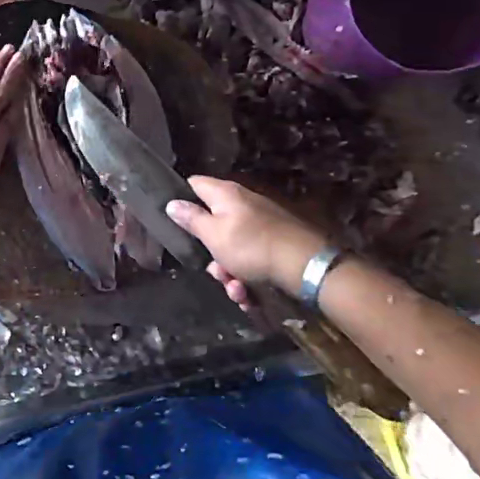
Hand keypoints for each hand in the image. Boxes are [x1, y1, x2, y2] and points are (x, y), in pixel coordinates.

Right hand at [165, 176, 327, 307]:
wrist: (308, 267)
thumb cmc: (251, 246)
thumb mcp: (212, 234)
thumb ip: (190, 218)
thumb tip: (171, 203)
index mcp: (225, 194)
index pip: (193, 184)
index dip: (180, 199)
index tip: (172, 219)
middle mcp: (243, 204)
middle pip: (212, 223)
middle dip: (208, 250)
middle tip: (211, 268)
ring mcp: (261, 224)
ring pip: (232, 247)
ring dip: (228, 270)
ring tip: (235, 289)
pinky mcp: (275, 243)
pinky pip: (251, 257)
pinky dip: (247, 276)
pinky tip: (249, 294)